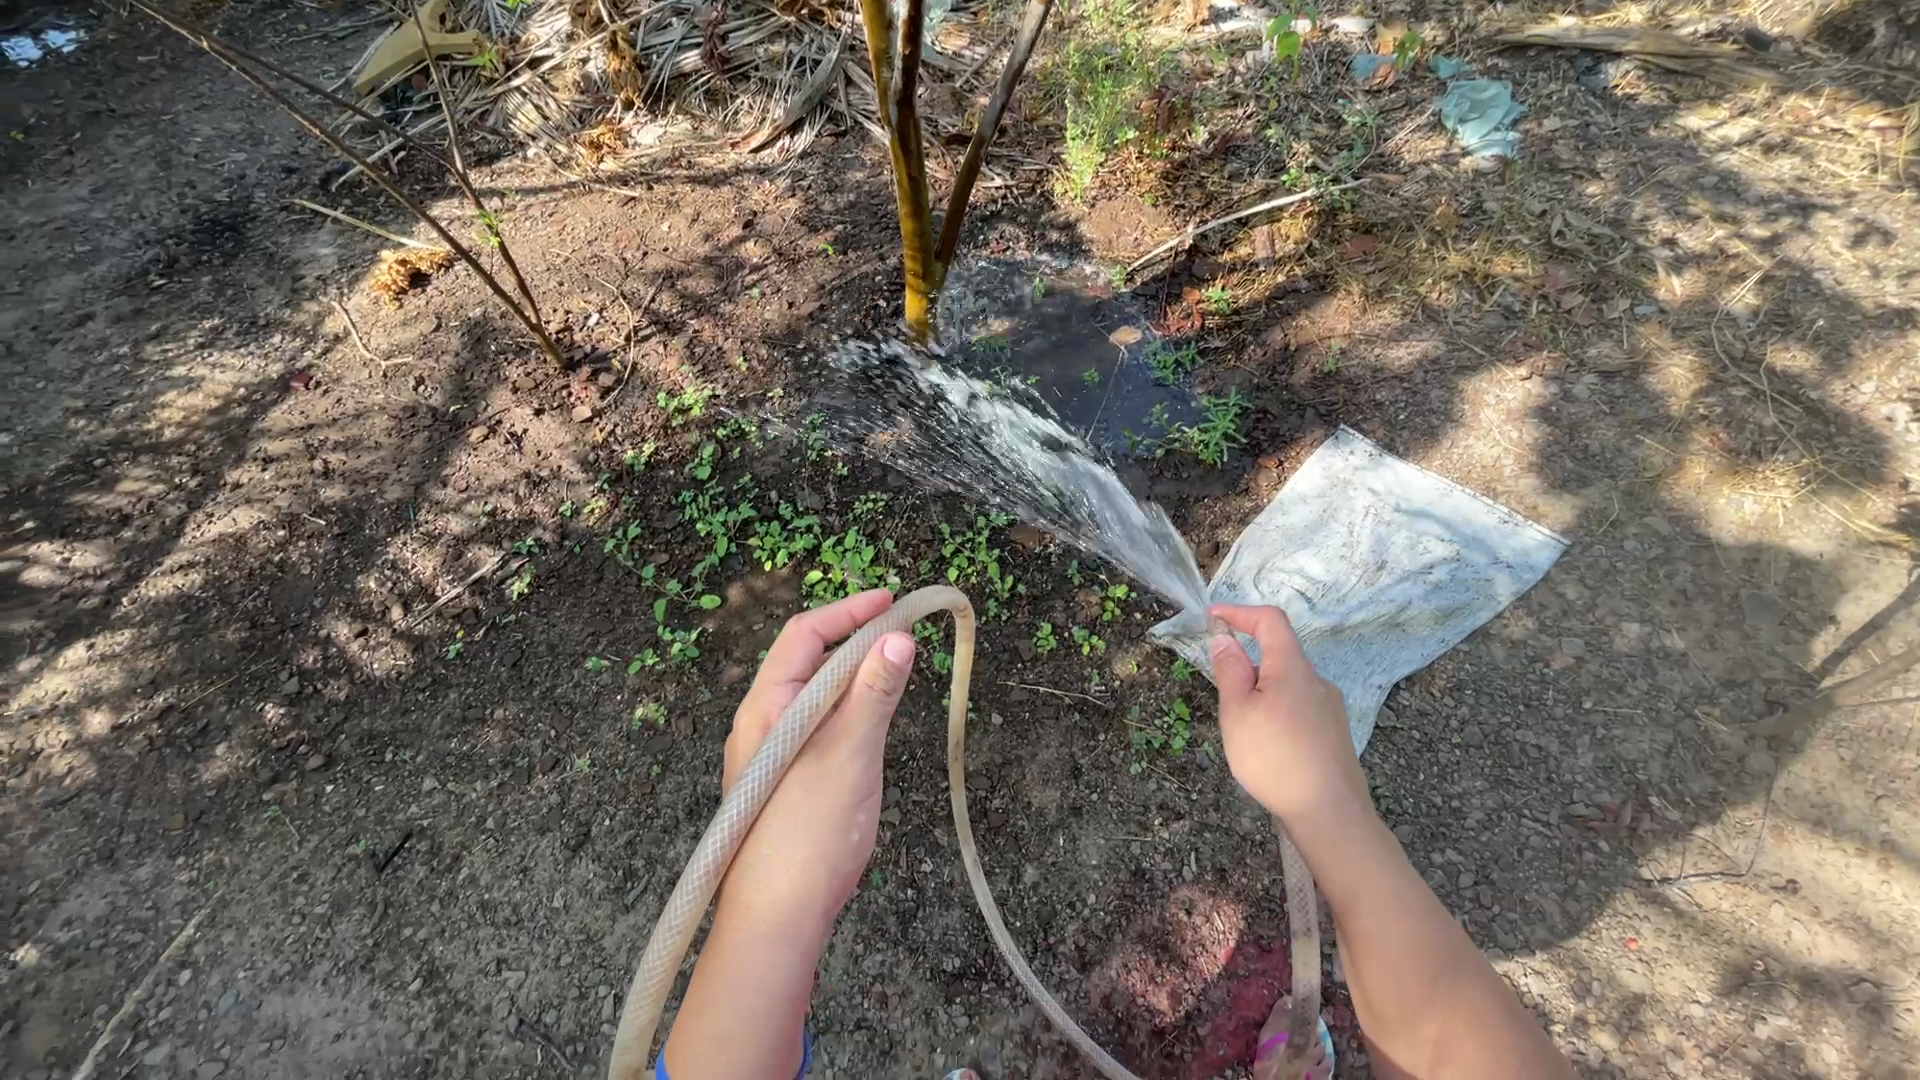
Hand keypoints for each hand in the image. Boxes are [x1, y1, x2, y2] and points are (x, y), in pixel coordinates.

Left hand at [717, 588, 915, 942]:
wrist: (779, 916)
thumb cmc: (809, 831)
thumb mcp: (849, 753)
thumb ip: (873, 693)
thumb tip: (898, 636)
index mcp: (767, 705)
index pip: (804, 635)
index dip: (847, 611)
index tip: (890, 600)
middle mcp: (764, 720)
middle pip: (808, 659)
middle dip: (853, 638)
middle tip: (900, 630)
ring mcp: (775, 750)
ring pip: (818, 693)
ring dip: (854, 671)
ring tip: (893, 663)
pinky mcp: (790, 775)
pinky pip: (822, 721)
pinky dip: (851, 704)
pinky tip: (874, 713)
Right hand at [1209, 604, 1369, 827]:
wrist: (1330, 813)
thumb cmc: (1274, 758)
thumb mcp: (1237, 712)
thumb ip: (1230, 670)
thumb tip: (1225, 638)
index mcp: (1292, 668)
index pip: (1270, 620)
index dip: (1240, 612)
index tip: (1212, 617)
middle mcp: (1317, 680)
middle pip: (1279, 654)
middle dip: (1246, 664)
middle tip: (1224, 699)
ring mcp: (1330, 707)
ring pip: (1288, 684)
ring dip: (1261, 692)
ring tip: (1245, 732)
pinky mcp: (1334, 732)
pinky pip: (1299, 706)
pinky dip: (1276, 711)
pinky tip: (1269, 747)